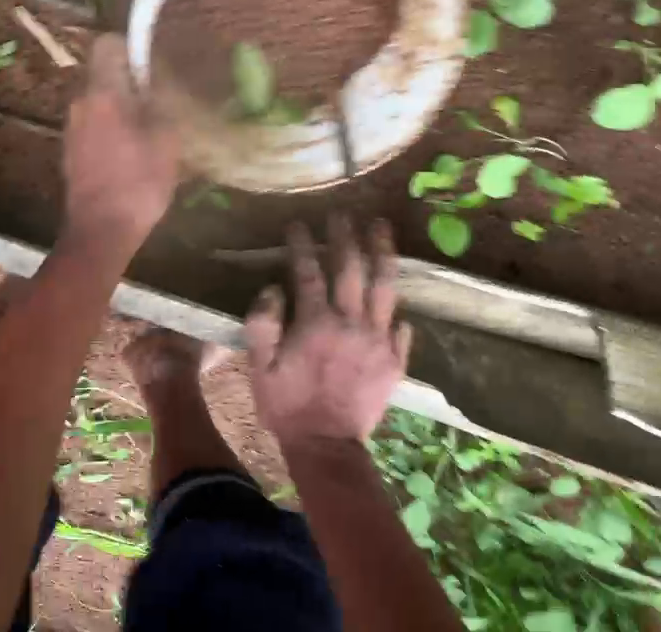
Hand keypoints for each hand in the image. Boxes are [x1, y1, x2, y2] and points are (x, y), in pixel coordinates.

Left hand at [61, 35, 180, 247]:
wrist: (100, 231)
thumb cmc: (138, 183)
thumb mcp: (166, 139)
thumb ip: (162, 102)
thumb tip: (157, 81)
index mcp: (102, 93)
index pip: (106, 44)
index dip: (130, 47)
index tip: (152, 65)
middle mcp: (80, 103)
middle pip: (103, 73)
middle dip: (130, 81)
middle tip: (159, 100)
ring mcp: (71, 128)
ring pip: (99, 100)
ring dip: (121, 107)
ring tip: (149, 129)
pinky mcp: (70, 150)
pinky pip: (93, 123)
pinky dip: (111, 127)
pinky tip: (131, 151)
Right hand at [246, 215, 413, 448]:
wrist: (327, 446)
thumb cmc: (287, 404)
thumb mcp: (259, 366)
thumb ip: (263, 323)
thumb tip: (273, 288)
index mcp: (315, 321)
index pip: (308, 270)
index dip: (302, 244)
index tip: (297, 224)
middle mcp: (351, 322)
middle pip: (351, 268)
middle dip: (345, 237)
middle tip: (342, 214)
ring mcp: (378, 339)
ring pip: (384, 286)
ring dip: (382, 252)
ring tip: (381, 227)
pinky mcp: (395, 360)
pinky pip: (401, 325)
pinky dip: (397, 306)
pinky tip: (395, 294)